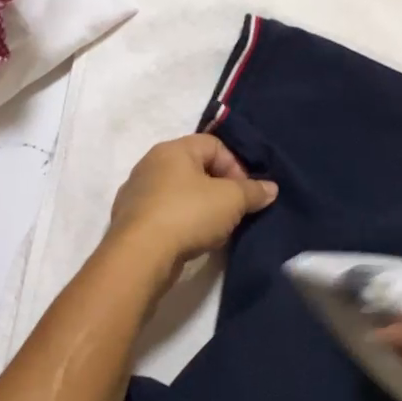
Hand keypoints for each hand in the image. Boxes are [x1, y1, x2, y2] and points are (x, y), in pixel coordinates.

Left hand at [106, 135, 278, 268]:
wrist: (140, 255)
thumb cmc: (188, 215)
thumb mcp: (231, 201)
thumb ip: (253, 191)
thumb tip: (270, 188)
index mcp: (172, 149)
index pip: (214, 145)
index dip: (236, 166)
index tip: (246, 193)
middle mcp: (150, 164)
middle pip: (196, 169)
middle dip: (220, 189)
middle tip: (234, 212)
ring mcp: (136, 192)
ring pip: (179, 193)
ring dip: (201, 208)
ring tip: (215, 230)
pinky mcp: (130, 220)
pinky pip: (165, 214)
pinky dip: (181, 223)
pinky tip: (191, 241)